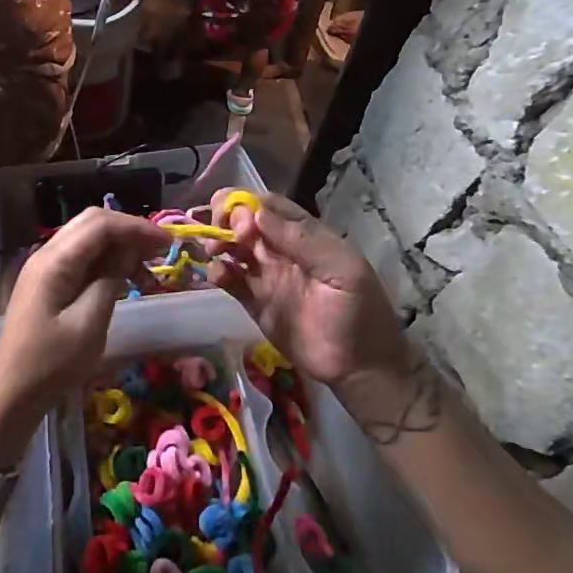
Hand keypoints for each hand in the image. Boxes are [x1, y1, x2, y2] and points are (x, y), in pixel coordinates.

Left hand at [0, 209, 170, 465]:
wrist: (10, 392)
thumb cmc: (51, 363)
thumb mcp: (89, 323)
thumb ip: (111, 279)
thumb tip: (131, 248)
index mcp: (55, 261)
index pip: (101, 225)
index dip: (137, 228)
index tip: (168, 243)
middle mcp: (47, 254)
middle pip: (93, 224)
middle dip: (130, 231)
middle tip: (160, 251)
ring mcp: (45, 267)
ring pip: (88, 239)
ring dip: (119, 246)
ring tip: (147, 271)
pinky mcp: (48, 282)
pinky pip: (81, 258)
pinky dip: (106, 261)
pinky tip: (124, 280)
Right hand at [209, 190, 413, 389]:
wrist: (359, 368)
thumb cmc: (360, 313)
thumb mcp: (342, 269)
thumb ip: (302, 239)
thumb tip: (256, 212)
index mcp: (305, 235)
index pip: (269, 206)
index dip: (247, 204)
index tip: (235, 217)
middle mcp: (282, 250)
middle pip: (245, 222)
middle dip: (226, 219)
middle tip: (220, 233)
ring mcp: (266, 275)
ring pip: (233, 247)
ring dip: (218, 240)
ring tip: (213, 249)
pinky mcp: (253, 302)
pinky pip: (229, 279)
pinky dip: (217, 271)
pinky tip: (218, 275)